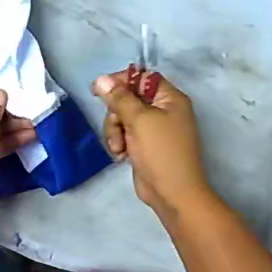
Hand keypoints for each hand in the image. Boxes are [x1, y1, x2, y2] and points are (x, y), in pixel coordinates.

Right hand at [92, 68, 213, 218]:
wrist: (172, 192)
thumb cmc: (160, 152)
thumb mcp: (139, 121)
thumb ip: (119, 98)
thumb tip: (100, 79)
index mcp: (170, 98)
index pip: (142, 78)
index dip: (120, 81)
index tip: (98, 90)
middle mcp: (163, 110)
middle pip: (128, 99)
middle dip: (116, 115)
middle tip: (116, 130)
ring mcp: (153, 129)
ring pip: (122, 118)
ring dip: (115, 132)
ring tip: (119, 148)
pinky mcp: (144, 145)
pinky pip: (125, 135)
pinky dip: (120, 143)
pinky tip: (121, 155)